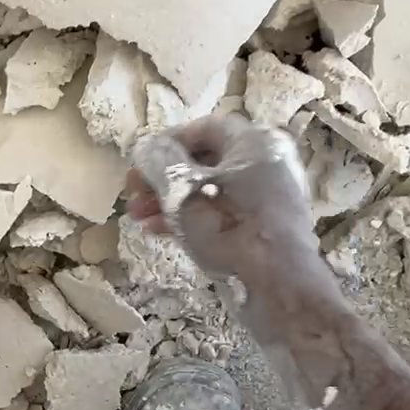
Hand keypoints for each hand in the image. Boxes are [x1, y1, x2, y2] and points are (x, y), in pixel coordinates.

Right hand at [126, 115, 322, 282]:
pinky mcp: (261, 226)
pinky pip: (219, 212)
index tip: (139, 164)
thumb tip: (146, 148)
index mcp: (253, 142)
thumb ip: (159, 161)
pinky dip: (189, 217)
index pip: (201, 128)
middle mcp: (264, 163)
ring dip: (169, 200)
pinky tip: (161, 231)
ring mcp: (265, 196)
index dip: (165, 143)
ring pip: (207, 189)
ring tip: (139, 219)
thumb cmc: (228, 226)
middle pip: (203, 160)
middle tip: (134, 196)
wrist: (275, 281)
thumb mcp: (182, 188)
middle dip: (161, 178)